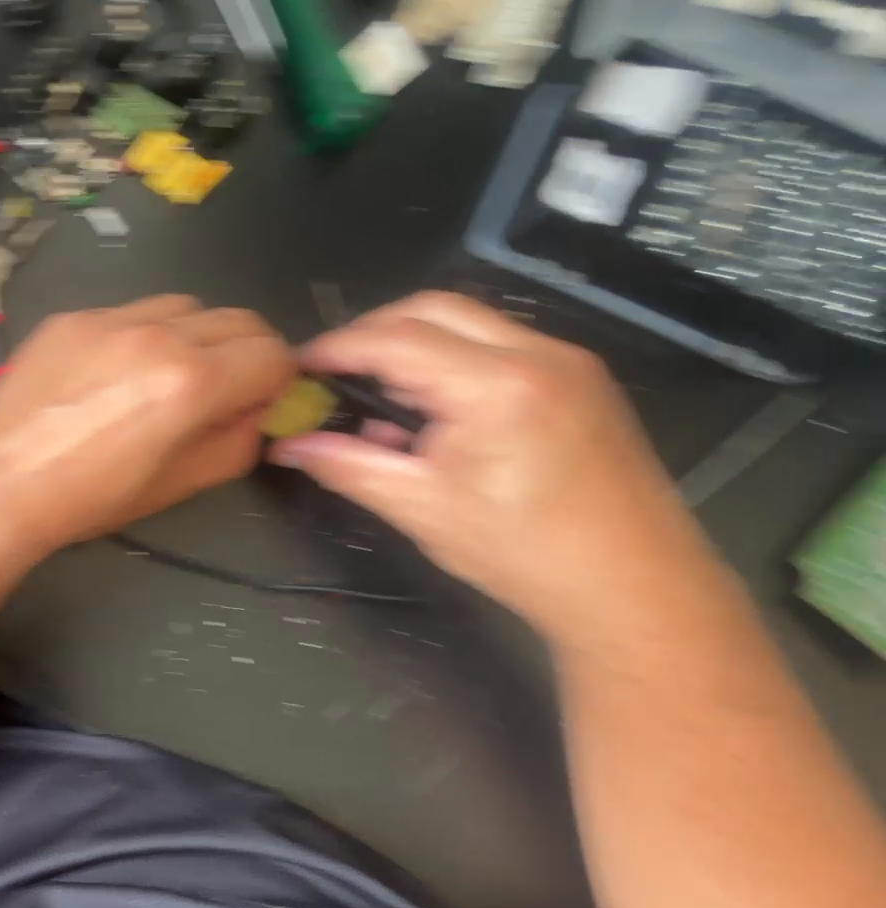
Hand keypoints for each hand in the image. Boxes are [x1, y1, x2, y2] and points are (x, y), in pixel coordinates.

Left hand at [0, 295, 295, 559]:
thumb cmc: (89, 499)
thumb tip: (255, 412)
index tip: (256, 401)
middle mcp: (154, 336)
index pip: (272, 354)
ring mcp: (106, 321)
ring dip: (191, 336)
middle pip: (237, 320)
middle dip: (242, 354)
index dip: (274, 381)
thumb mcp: (178, 486)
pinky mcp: (68, 320)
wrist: (1, 486)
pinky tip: (108, 375)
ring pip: (182, 306)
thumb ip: (236, 442)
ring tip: (159, 378)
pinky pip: (125, 313)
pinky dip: (136, 335)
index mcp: (189, 382)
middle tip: (219, 390)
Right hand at [270, 291, 707, 631]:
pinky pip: (497, 347)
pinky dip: (449, 362)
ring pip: (468, 323)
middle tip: (331, 372)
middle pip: (433, 309)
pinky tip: (429, 412)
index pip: (396, 339)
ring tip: (375, 397)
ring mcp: (566, 362)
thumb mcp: (417, 507)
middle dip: (371, 332)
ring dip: (411, 345)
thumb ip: (345, 465)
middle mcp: (538, 354)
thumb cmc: (520, 551)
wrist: (633, 585)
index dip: (337, 347)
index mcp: (496, 385)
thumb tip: (287, 446)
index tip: (297, 367)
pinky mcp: (579, 380)